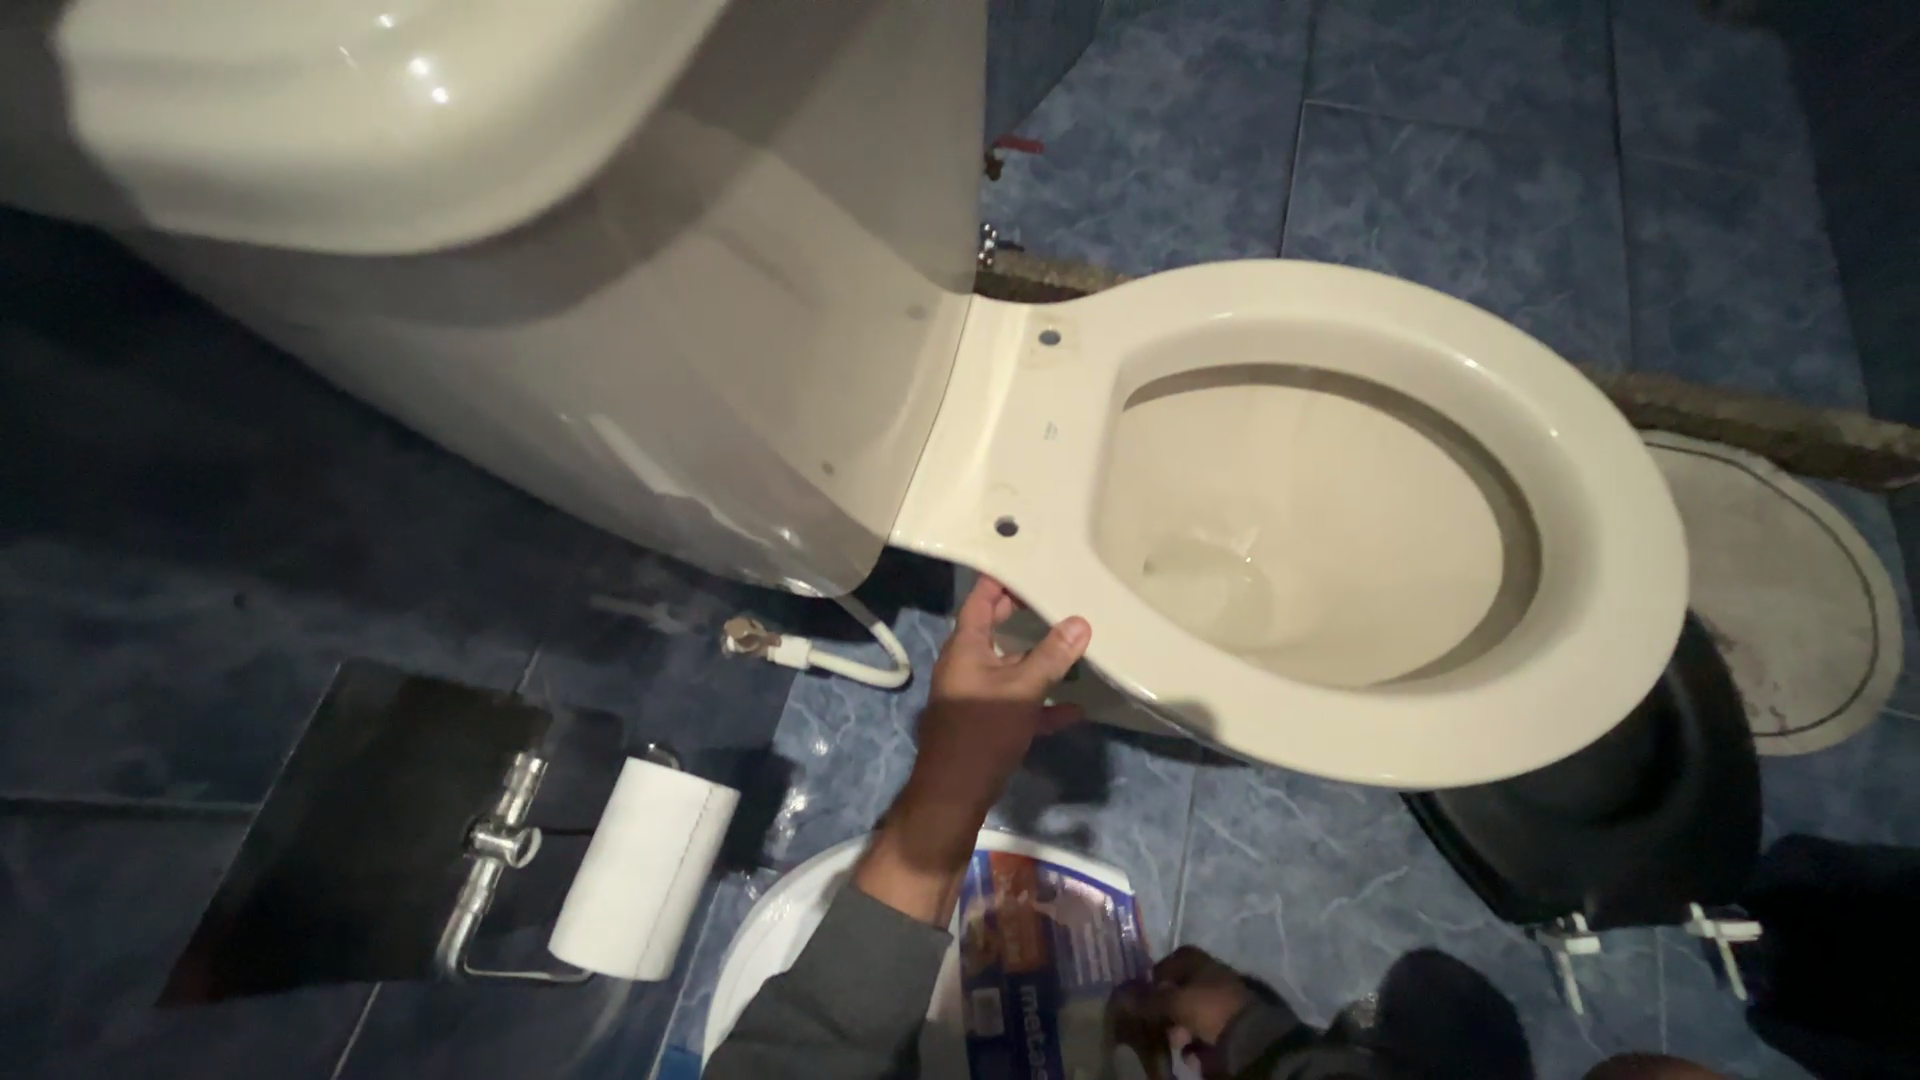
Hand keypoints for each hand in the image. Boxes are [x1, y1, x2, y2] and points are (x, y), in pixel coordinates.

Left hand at [854, 575, 1089, 924]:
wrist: (953, 793)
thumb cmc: (981, 730)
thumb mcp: (1022, 689)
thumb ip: (1051, 656)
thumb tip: (1080, 622)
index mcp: (965, 647)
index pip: (979, 600)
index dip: (999, 579)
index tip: (1025, 561)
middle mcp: (966, 664)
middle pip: (993, 628)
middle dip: (1020, 612)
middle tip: (1053, 593)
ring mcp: (975, 694)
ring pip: (1009, 666)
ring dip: (1036, 658)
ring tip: (1070, 641)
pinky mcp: (986, 722)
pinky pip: (1018, 702)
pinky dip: (1041, 703)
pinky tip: (1075, 709)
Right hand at [1108, 948, 1253, 1079]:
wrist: (1252, 1038)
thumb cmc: (1210, 1008)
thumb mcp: (1175, 1002)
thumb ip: (1148, 999)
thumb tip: (1120, 996)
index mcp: (1196, 960)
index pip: (1167, 963)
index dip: (1154, 980)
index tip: (1145, 998)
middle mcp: (1208, 974)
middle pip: (1178, 992)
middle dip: (1166, 1012)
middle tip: (1160, 1027)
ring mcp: (1220, 1000)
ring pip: (1190, 1015)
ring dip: (1180, 1031)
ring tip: (1178, 1045)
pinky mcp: (1230, 1025)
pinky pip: (1205, 1032)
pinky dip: (1198, 1045)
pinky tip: (1196, 1055)